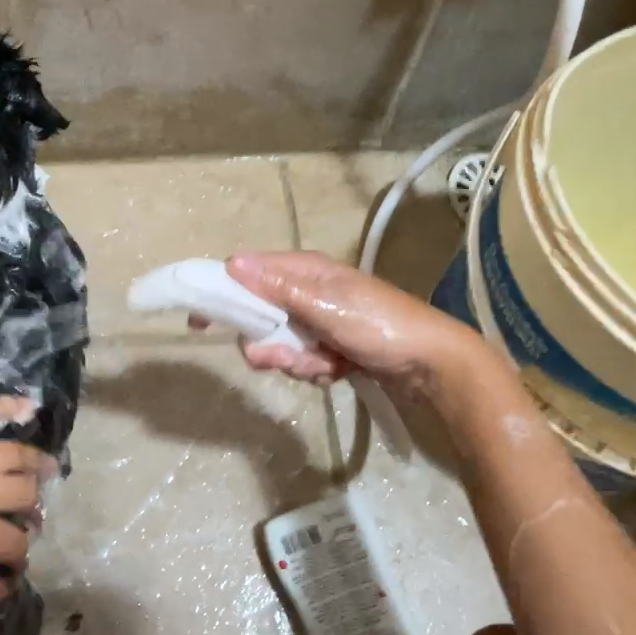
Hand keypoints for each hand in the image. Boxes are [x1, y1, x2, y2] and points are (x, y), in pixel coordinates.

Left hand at [0, 397, 56, 623]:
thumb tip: (5, 587)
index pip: (15, 543)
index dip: (18, 558)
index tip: (10, 565)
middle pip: (23, 493)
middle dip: (31, 511)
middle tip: (26, 519)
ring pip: (12, 452)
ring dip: (34, 463)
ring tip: (47, 468)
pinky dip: (5, 405)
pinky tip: (27, 405)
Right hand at [190, 252, 480, 390]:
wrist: (434, 366)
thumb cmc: (379, 326)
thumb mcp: (325, 305)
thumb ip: (278, 287)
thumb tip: (232, 262)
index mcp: (305, 269)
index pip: (249, 272)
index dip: (223, 293)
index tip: (201, 321)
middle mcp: (309, 290)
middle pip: (261, 314)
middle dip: (268, 342)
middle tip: (283, 358)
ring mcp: (321, 320)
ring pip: (281, 343)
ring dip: (295, 360)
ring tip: (324, 367)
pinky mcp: (333, 346)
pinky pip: (303, 359)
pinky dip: (315, 370)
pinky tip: (337, 372)